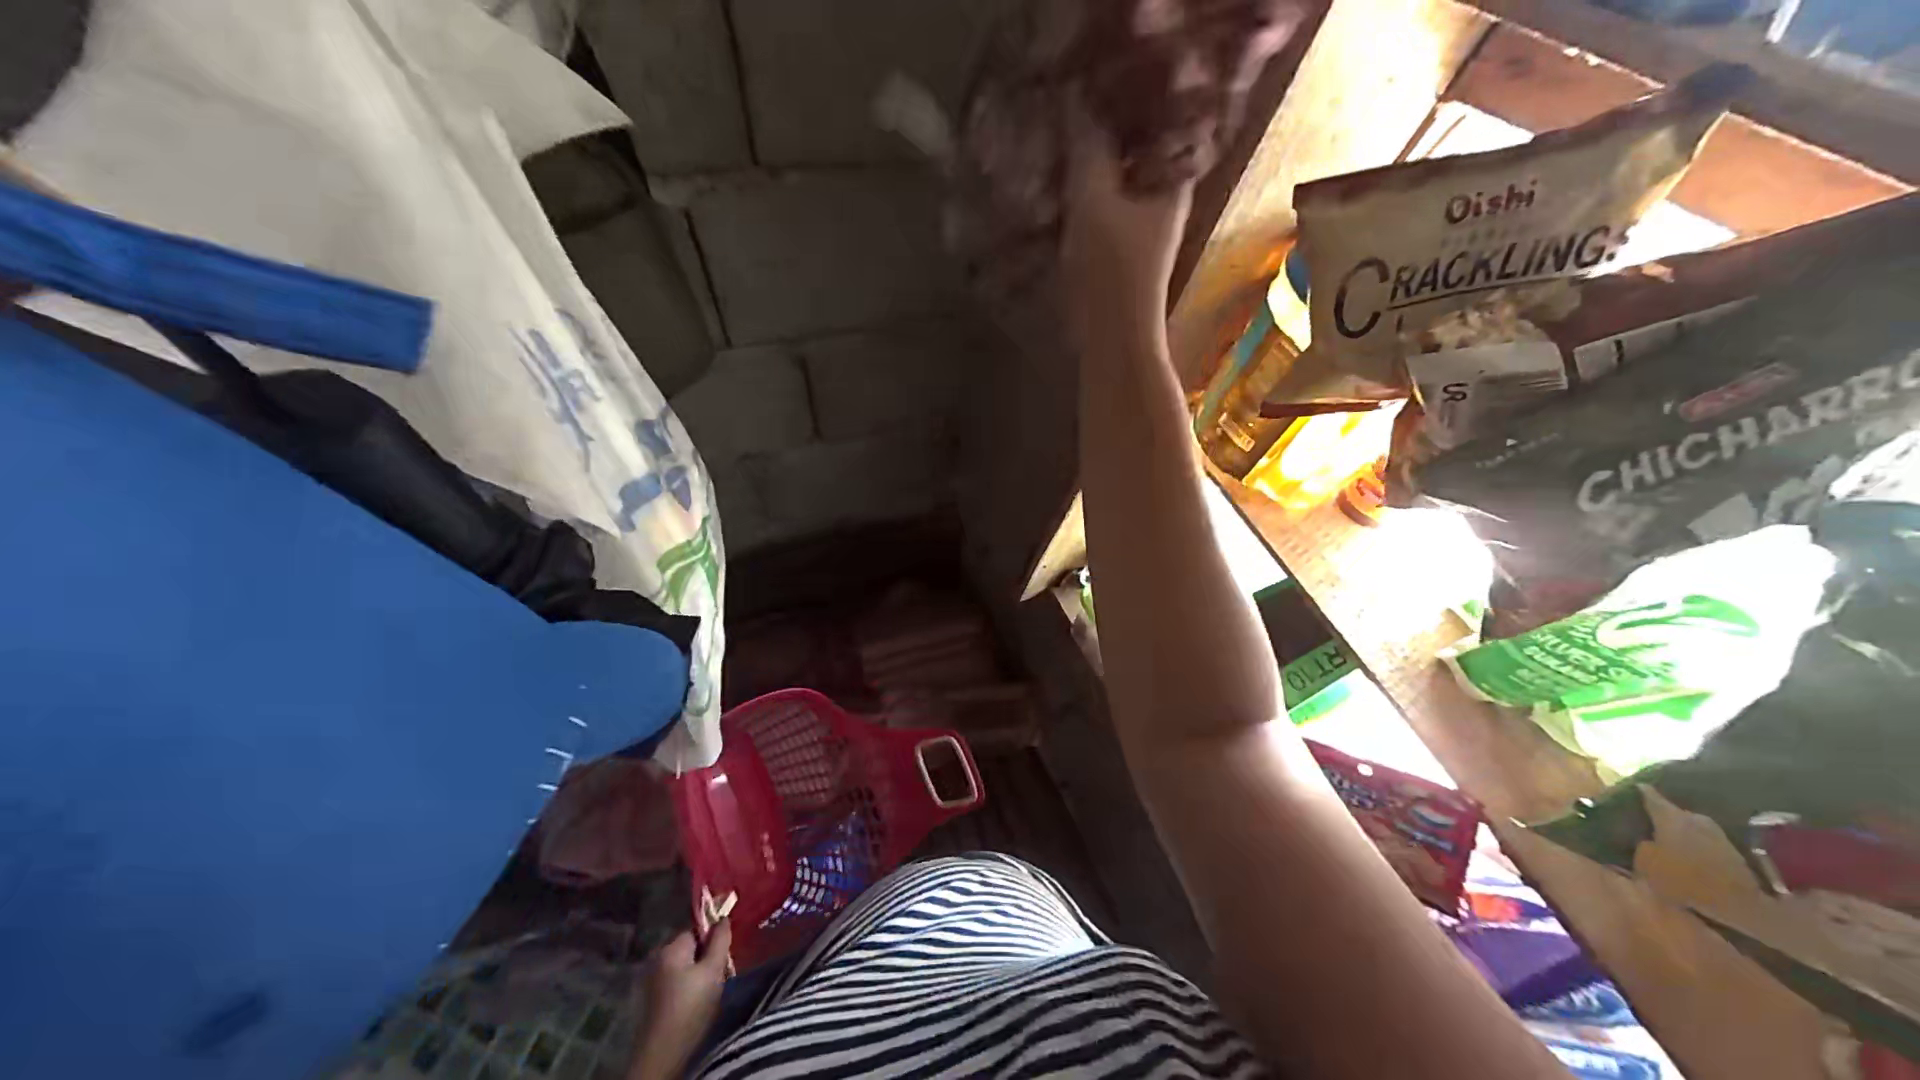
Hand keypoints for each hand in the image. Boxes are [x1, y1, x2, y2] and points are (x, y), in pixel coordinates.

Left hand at [628, 920, 731, 1079]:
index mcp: (671, 948)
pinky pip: (676, 981)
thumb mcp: (713, 971)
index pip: (697, 929)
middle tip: (721, 973)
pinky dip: (688, 986)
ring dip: (699, 973)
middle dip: (707, 956)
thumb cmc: (691, 1008)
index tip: (725, 954)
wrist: (662, 1054)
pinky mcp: (653, 999)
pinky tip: (697, 1002)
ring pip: (685, 966)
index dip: (713, 938)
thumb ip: (720, 941)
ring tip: (711, 990)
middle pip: (690, 947)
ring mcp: (653, 980)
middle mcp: (658, 959)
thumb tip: (724, 918)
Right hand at [1060, 112, 1193, 343]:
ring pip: (1117, 178)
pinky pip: (1104, 205)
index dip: (1127, 102)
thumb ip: (1087, 148)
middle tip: (1067, 117)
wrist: (1112, 338)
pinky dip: (1085, 194)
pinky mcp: (1123, 246)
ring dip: (1089, 164)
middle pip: (1135, 149)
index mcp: (1173, 177)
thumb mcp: (1094, 200)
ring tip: (1059, 145)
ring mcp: (1144, 224)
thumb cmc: (1111, 269)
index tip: (1092, 92)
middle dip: (1102, 133)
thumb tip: (1077, 101)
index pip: (1158, 120)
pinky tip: (1060, 188)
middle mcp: (1165, 197)